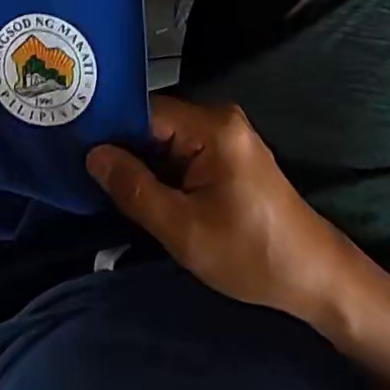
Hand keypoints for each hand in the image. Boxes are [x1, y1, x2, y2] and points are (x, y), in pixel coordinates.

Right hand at [86, 96, 362, 320]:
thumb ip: (135, 188)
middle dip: (124, 149)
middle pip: (156, 124)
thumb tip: (93, 154)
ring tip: (103, 182)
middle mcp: (220, 118)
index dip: (111, 129)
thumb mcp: (183, 229)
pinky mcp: (228, 153)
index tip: (75, 146)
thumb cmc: (250, 253)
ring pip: (167, 140)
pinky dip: (162, 170)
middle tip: (84, 170)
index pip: (147, 112)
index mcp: (213, 126)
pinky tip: (139, 189)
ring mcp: (226, 135)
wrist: (313, 276)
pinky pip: (183, 152)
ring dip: (142, 163)